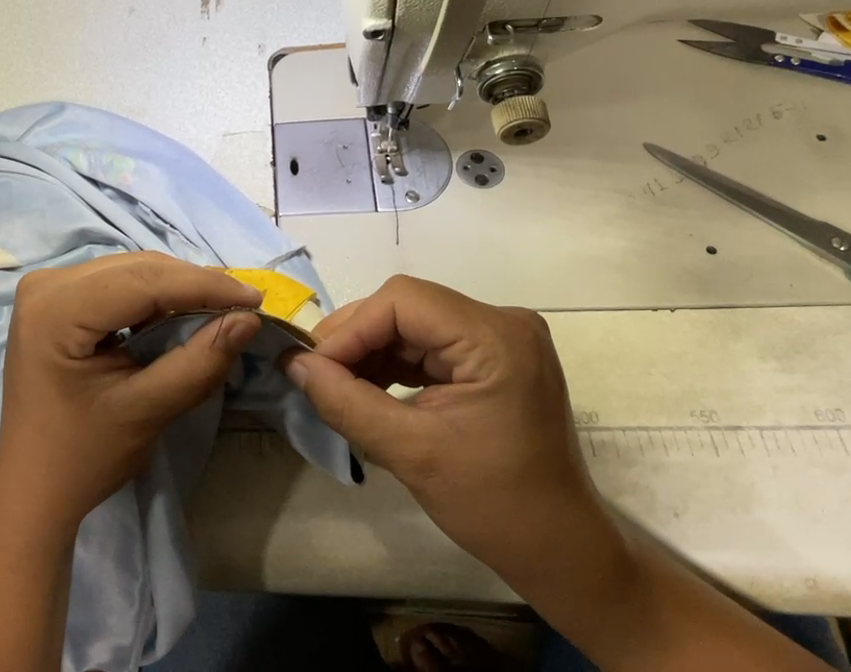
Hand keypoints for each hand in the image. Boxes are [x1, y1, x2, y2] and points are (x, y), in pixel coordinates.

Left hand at [0, 252, 261, 528]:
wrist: (33, 487)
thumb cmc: (83, 456)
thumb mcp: (146, 411)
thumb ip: (198, 362)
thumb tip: (248, 320)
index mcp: (55, 309)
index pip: (143, 280)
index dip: (204, 285)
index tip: (257, 300)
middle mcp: (46, 284)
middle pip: (137, 269)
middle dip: (194, 284)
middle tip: (245, 306)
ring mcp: (47, 288)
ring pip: (131, 271)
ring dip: (177, 288)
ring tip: (222, 309)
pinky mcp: (56, 299)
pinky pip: (117, 283)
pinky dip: (154, 297)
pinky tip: (183, 313)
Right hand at [284, 275, 616, 583]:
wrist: (558, 549)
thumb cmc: (494, 505)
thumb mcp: (411, 453)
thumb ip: (346, 402)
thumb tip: (292, 364)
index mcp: (496, 337)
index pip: (403, 301)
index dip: (351, 328)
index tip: (312, 367)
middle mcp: (502, 323)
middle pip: (407, 307)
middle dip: (356, 339)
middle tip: (314, 375)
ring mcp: (499, 339)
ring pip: (412, 325)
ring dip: (369, 352)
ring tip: (333, 385)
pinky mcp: (491, 359)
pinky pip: (428, 345)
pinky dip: (392, 364)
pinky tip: (364, 388)